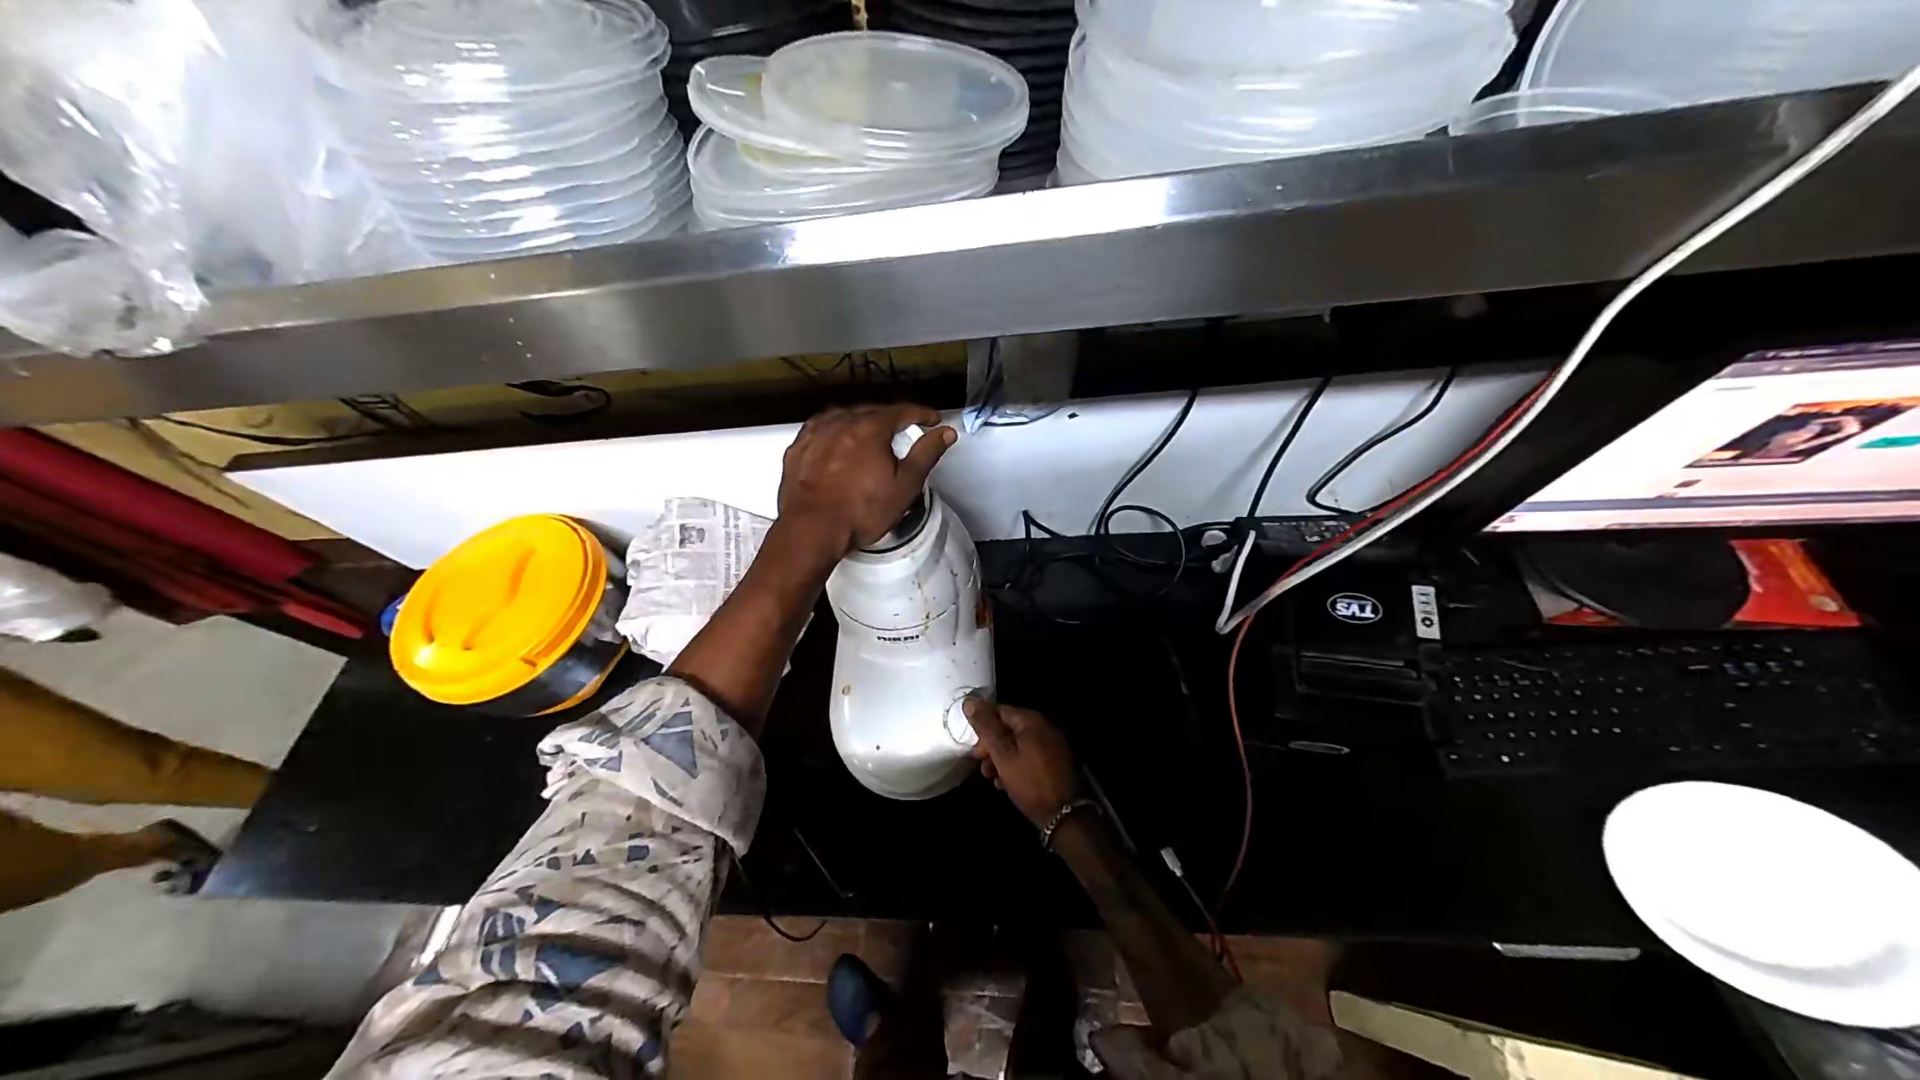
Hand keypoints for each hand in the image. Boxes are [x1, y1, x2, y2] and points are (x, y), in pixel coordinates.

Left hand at [778, 404, 955, 555]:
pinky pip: (823, 432)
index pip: (902, 411)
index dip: (922, 414)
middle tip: (904, 434)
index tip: (931, 419)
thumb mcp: (905, 485)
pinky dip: (836, 437)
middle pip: (873, 413)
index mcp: (869, 427)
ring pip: (846, 419)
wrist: (811, 531)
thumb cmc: (856, 513)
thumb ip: (926, 453)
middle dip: (892, 421)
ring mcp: (816, 434)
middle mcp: (840, 423)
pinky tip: (841, 451)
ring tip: (873, 443)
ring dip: (862, 427)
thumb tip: (944, 433)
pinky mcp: (798, 448)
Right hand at [964, 698, 1079, 827]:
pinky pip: (1028, 757)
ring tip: (990, 777)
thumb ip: (986, 728)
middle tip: (980, 764)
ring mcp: (1051, 745)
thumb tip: (969, 701)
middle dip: (991, 746)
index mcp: (1031, 720)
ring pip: (1017, 745)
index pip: (999, 710)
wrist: (1065, 815)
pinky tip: (1005, 783)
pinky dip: (1015, 766)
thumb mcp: (1002, 754)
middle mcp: (1044, 728)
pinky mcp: (1054, 763)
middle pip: (1008, 729)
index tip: (972, 745)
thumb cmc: (1030, 782)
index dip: (982, 725)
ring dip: (1000, 759)